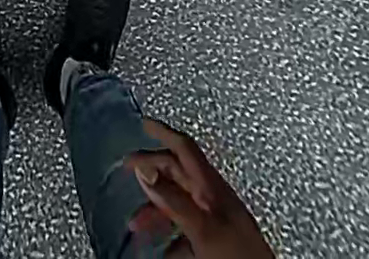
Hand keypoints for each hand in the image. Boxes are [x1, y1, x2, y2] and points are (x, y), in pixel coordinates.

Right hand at [125, 119, 274, 258]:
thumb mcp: (202, 224)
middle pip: (177, 172)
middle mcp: (214, 196)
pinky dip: (170, 235)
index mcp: (212, 185)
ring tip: (138, 225)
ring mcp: (216, 218)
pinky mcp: (217, 239)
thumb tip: (146, 168)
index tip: (144, 122)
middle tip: (129, 168)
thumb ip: (173, 196)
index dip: (163, 131)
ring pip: (178, 203)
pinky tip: (163, 249)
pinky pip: (186, 228)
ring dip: (155, 211)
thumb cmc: (239, 254)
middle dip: (151, 171)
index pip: (184, 147)